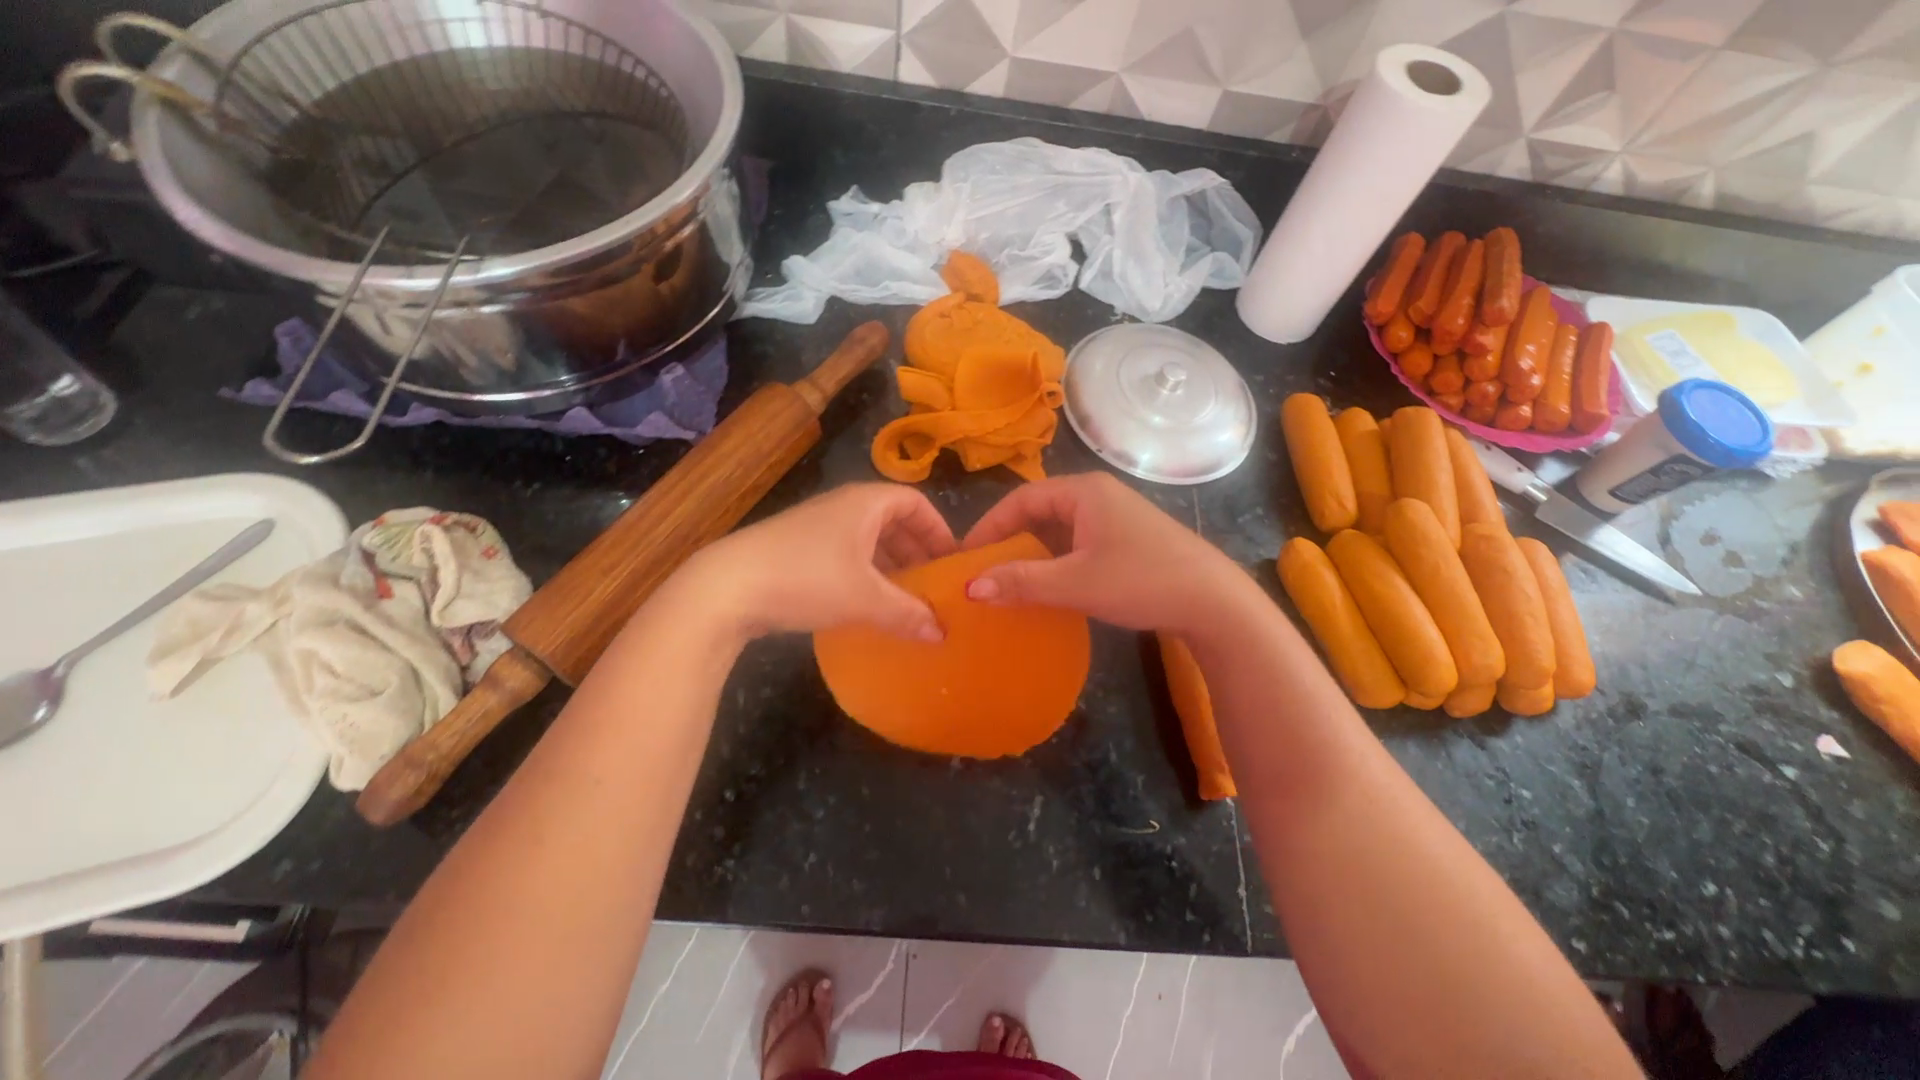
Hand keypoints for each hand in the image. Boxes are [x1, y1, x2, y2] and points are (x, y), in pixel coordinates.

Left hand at [681, 483, 955, 642]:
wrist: (725, 588)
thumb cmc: (806, 579)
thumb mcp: (865, 599)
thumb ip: (909, 614)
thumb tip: (942, 632)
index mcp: (865, 503)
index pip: (915, 502)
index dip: (939, 530)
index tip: (951, 563)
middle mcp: (842, 506)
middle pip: (892, 521)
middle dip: (916, 552)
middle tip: (931, 587)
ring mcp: (815, 527)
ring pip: (866, 541)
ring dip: (889, 567)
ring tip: (903, 602)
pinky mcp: (794, 550)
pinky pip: (844, 556)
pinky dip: (863, 576)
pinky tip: (864, 607)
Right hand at [961, 472, 1250, 633]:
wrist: (1215, 602)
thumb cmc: (1142, 581)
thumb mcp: (1076, 583)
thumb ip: (1021, 583)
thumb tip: (969, 587)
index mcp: (1083, 491)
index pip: (1020, 499)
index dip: (988, 527)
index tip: (965, 559)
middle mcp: (1098, 495)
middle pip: (1038, 512)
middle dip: (1008, 542)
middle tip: (983, 574)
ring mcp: (1115, 517)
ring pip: (1058, 531)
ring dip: (1033, 556)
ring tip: (1008, 585)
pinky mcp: (1127, 540)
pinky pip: (1078, 544)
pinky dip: (1057, 563)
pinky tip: (1048, 590)